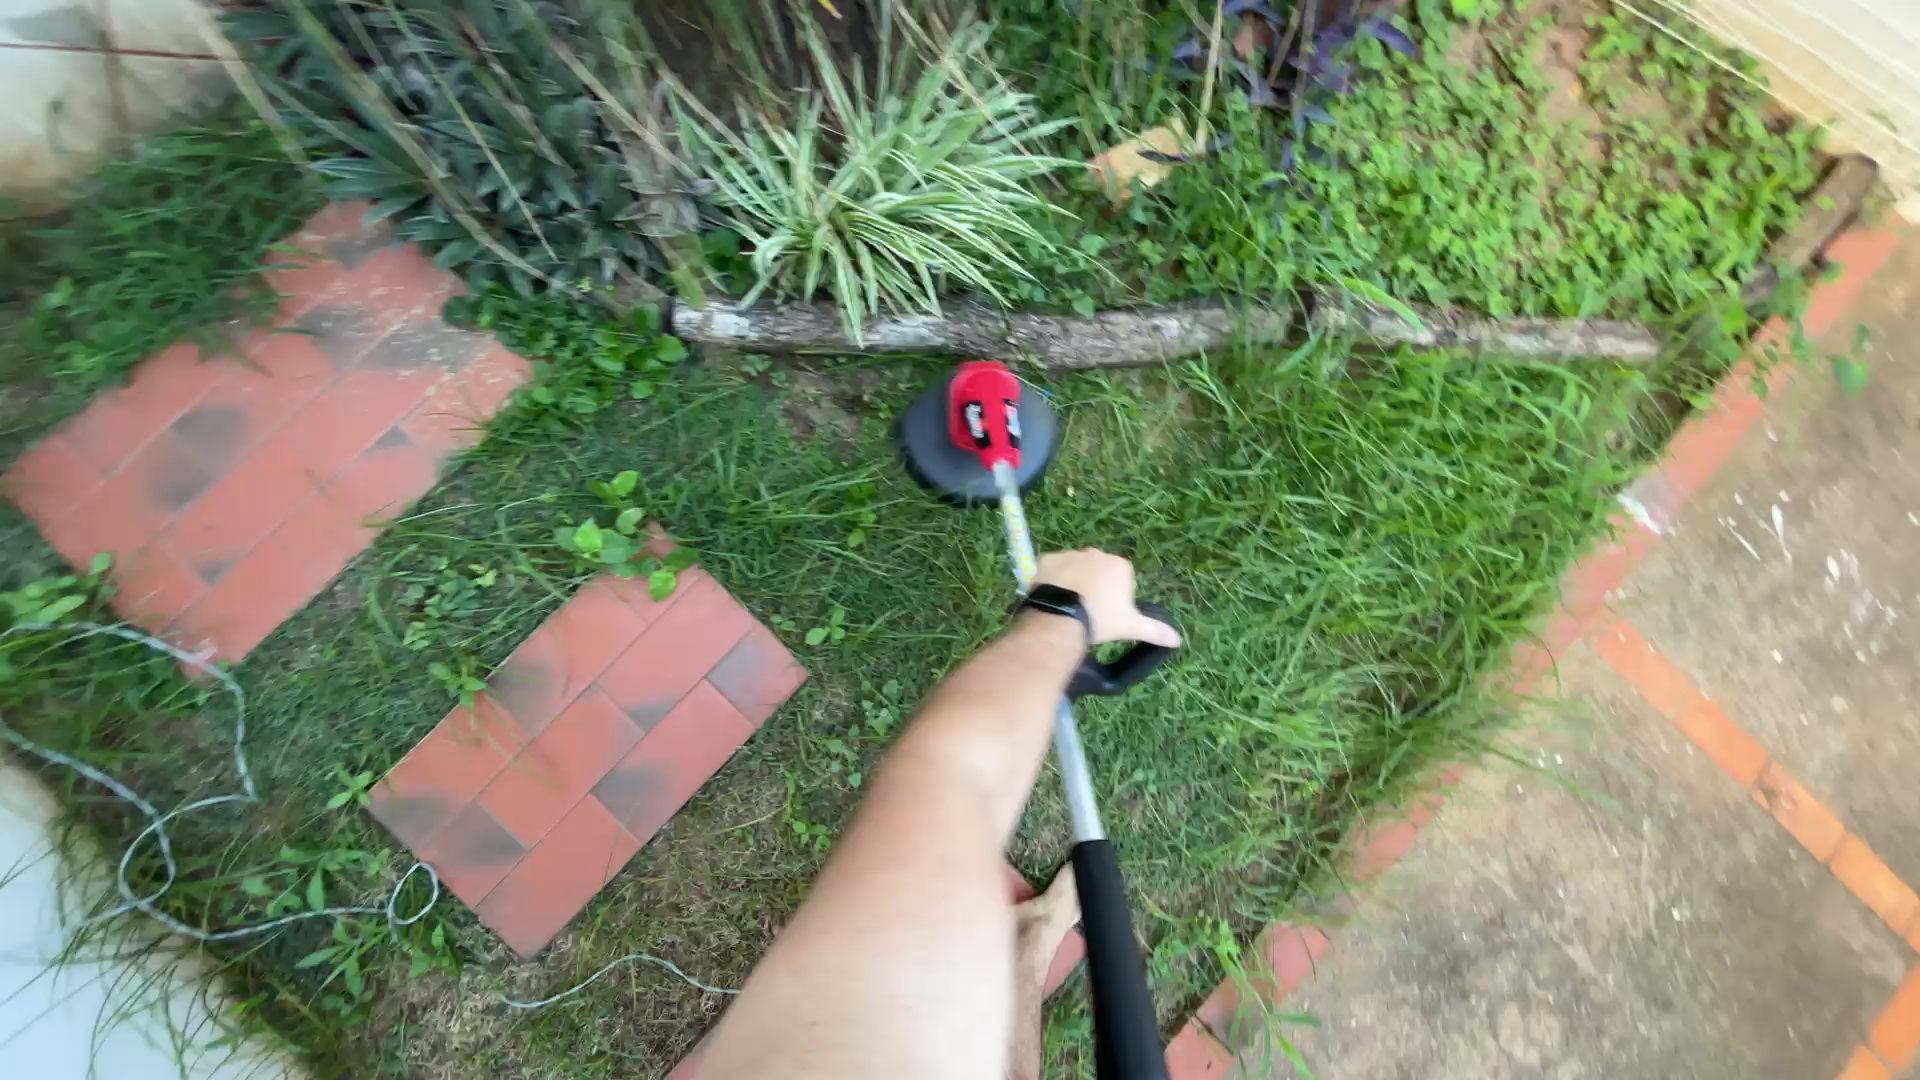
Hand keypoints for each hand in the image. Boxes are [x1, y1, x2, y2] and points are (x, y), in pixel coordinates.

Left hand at [1032, 549, 1181, 647]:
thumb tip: (1178, 640)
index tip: (1106, 612)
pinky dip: (1051, 579)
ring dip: (1071, 581)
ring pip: (1073, 568)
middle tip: (1086, 610)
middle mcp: (1096, 553)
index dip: (1114, 596)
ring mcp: (1070, 554)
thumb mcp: (1130, 626)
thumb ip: (1155, 630)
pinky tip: (1051, 596)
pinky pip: (1051, 568)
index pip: (1120, 578)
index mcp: (1119, 565)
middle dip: (1093, 586)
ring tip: (1066, 605)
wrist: (1062, 617)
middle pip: (1096, 570)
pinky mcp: (1046, 558)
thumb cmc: (1101, 619)